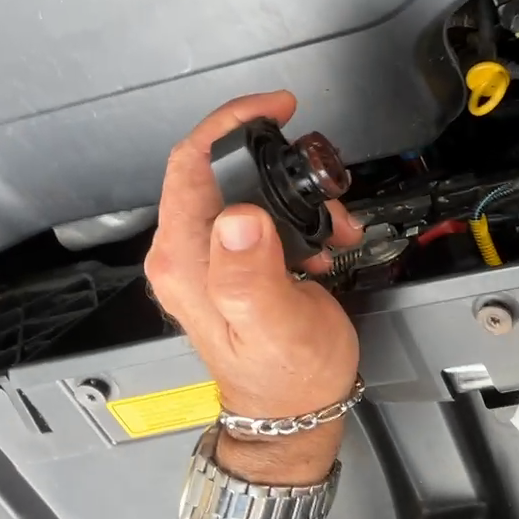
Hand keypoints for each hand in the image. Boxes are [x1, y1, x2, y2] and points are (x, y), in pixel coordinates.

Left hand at [145, 91, 364, 482]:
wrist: (293, 409)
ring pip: (246, 188)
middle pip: (218, 168)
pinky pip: (261, 213)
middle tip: (323, 185)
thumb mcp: (276, 322)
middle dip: (278, 164)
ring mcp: (208, 257)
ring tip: (331, 226)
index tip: (279, 108)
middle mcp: (187, 251)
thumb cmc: (288, 372)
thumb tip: (239, 216)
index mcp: (187, 257)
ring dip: (297, 196)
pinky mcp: (232, 263)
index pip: (191, 161)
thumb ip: (250, 272)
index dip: (232, 122)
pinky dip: (298, 216)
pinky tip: (321, 242)